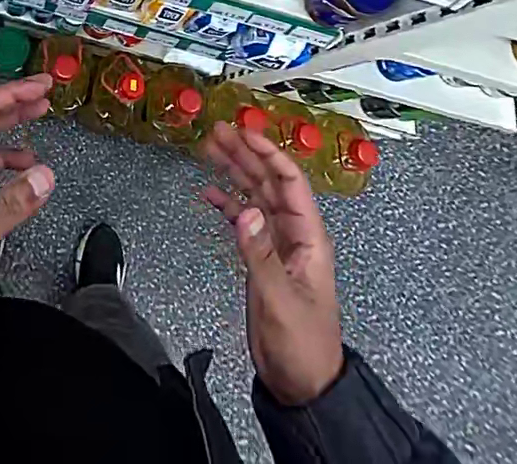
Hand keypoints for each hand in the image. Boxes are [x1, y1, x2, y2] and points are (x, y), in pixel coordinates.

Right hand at [200, 122, 344, 405]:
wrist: (301, 383)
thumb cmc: (302, 343)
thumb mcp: (281, 299)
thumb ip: (261, 254)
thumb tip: (245, 211)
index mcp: (308, 236)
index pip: (289, 181)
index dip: (268, 153)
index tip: (245, 132)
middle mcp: (292, 232)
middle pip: (268, 182)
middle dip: (245, 154)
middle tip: (219, 132)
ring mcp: (276, 243)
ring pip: (254, 196)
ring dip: (234, 172)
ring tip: (210, 149)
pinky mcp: (261, 257)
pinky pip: (242, 221)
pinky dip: (226, 204)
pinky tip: (208, 191)